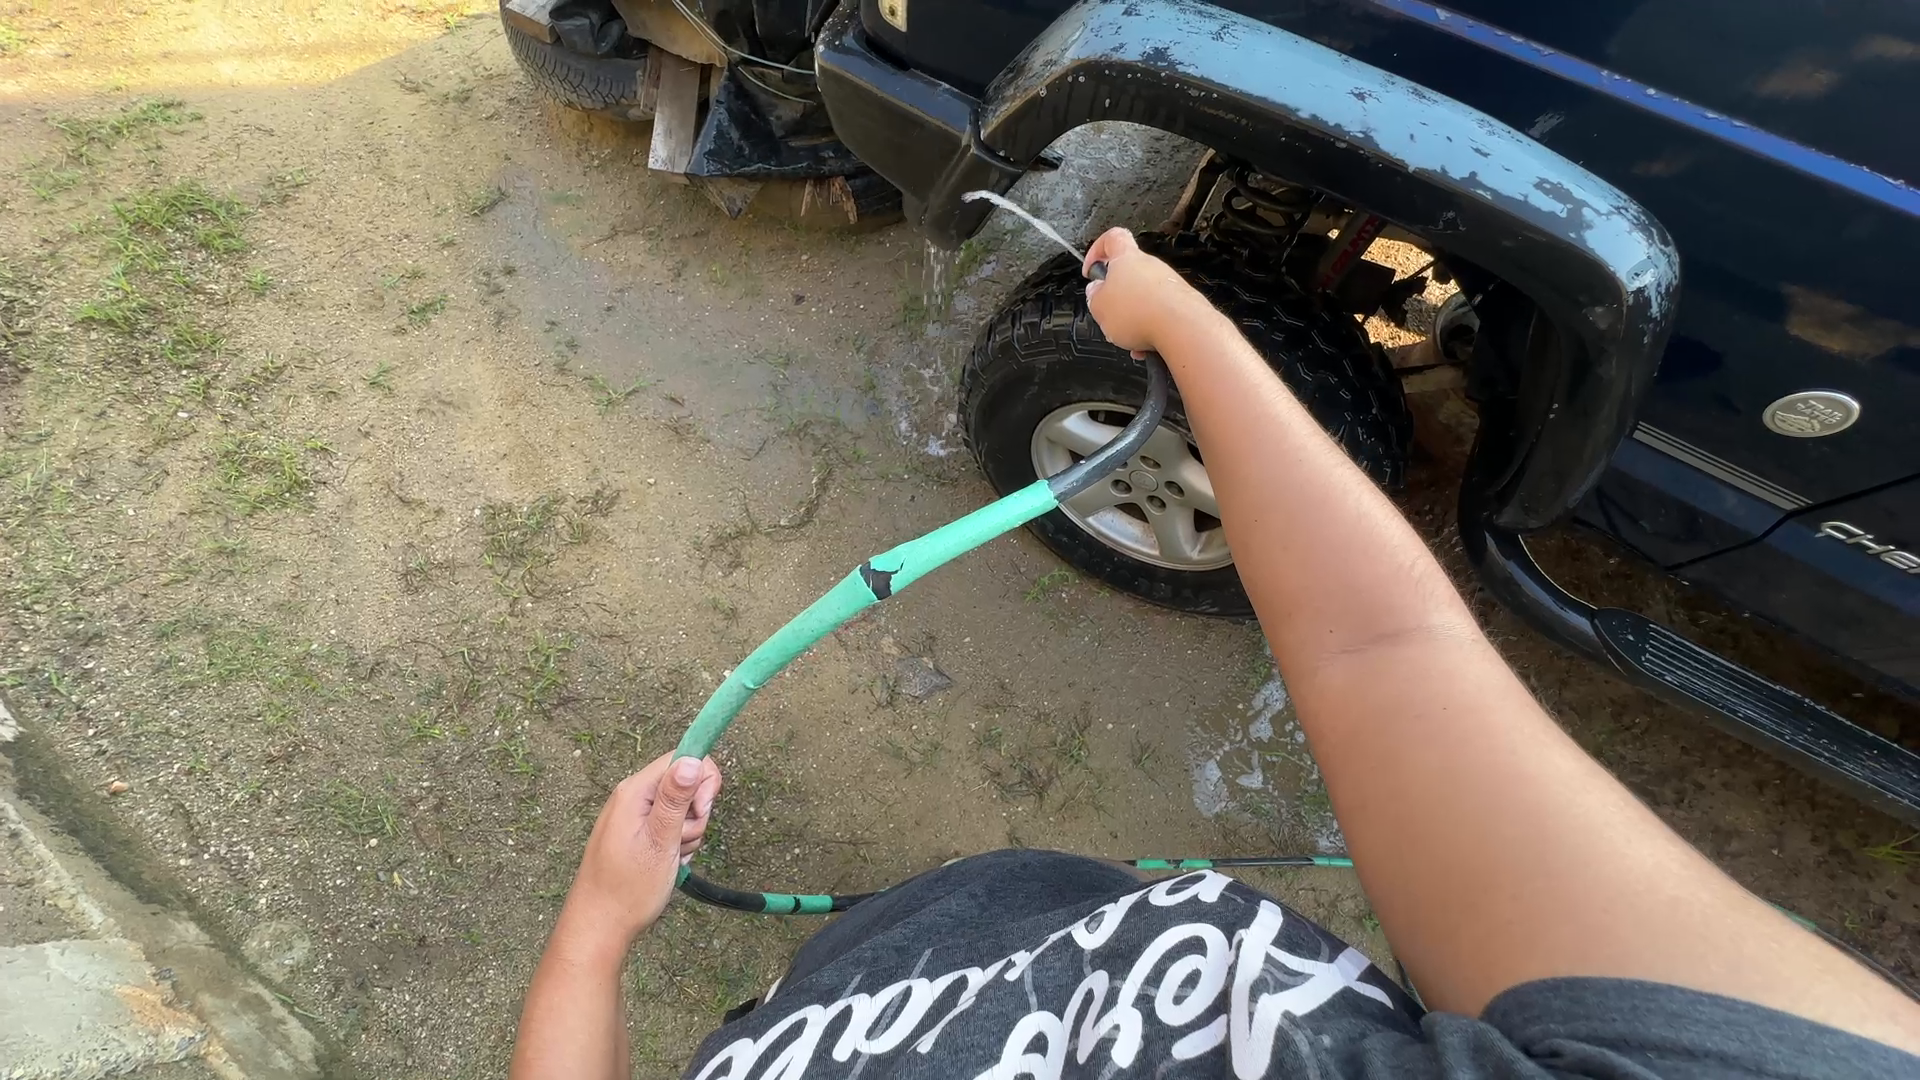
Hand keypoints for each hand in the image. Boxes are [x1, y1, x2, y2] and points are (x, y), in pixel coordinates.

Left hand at [556, 753, 721, 952]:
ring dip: (687, 831)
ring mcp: (635, 814)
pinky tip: (668, 861)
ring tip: (671, 855)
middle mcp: (633, 796)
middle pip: (685, 781)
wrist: (598, 929)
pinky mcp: (638, 831)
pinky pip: (671, 824)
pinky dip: (678, 841)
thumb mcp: (659, 840)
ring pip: (682, 806)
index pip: (682, 757)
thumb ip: (676, 798)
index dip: (702, 779)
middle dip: (695, 811)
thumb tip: (691, 759)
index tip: (701, 810)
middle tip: (681, 839)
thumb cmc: (628, 889)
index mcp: (635, 791)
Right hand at [1082, 227, 1206, 354]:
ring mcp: (1167, 283)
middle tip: (1107, 312)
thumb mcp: (1099, 307)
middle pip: (1127, 274)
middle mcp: (1150, 266)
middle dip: (1115, 297)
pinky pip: (1157, 312)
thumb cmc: (1142, 313)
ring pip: (1142, 298)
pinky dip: (1148, 327)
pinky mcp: (1180, 302)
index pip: (1112, 238)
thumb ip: (1093, 296)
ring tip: (1127, 336)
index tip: (1091, 269)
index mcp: (1126, 258)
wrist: (1180, 328)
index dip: (1097, 251)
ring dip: (1131, 317)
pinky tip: (1144, 345)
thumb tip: (1094, 292)